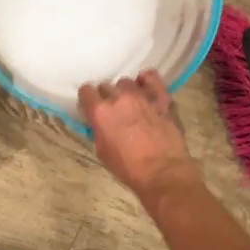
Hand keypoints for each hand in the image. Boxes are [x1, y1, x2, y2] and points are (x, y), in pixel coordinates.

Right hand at [79, 71, 200, 200]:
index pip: (86, 91)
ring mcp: (141, 95)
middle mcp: (118, 98)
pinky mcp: (162, 96)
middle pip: (106, 86)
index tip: (91, 107)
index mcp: (100, 112)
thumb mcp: (102, 152)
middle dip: (107, 98)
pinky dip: (146, 80)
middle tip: (114, 112)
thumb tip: (99, 122)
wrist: (163, 172)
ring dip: (126, 92)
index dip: (88, 99)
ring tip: (132, 104)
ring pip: (127, 82)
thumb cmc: (129, 168)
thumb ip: (98, 130)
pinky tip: (146, 88)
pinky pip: (151, 76)